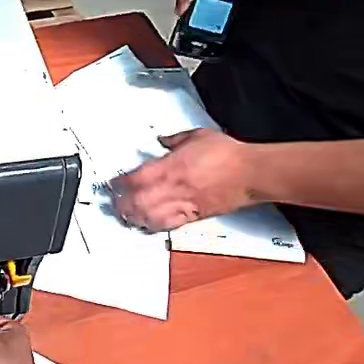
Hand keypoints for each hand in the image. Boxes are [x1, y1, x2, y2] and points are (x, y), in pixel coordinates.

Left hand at [113, 129, 255, 230]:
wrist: (249, 173)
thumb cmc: (227, 154)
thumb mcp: (196, 136)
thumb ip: (174, 140)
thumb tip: (162, 140)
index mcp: (170, 167)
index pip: (135, 178)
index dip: (121, 183)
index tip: (114, 183)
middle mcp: (172, 189)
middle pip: (137, 202)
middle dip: (122, 204)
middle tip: (114, 203)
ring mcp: (181, 205)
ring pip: (149, 217)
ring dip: (134, 218)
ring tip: (125, 216)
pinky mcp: (193, 216)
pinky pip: (168, 225)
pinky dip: (153, 226)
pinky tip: (146, 225)